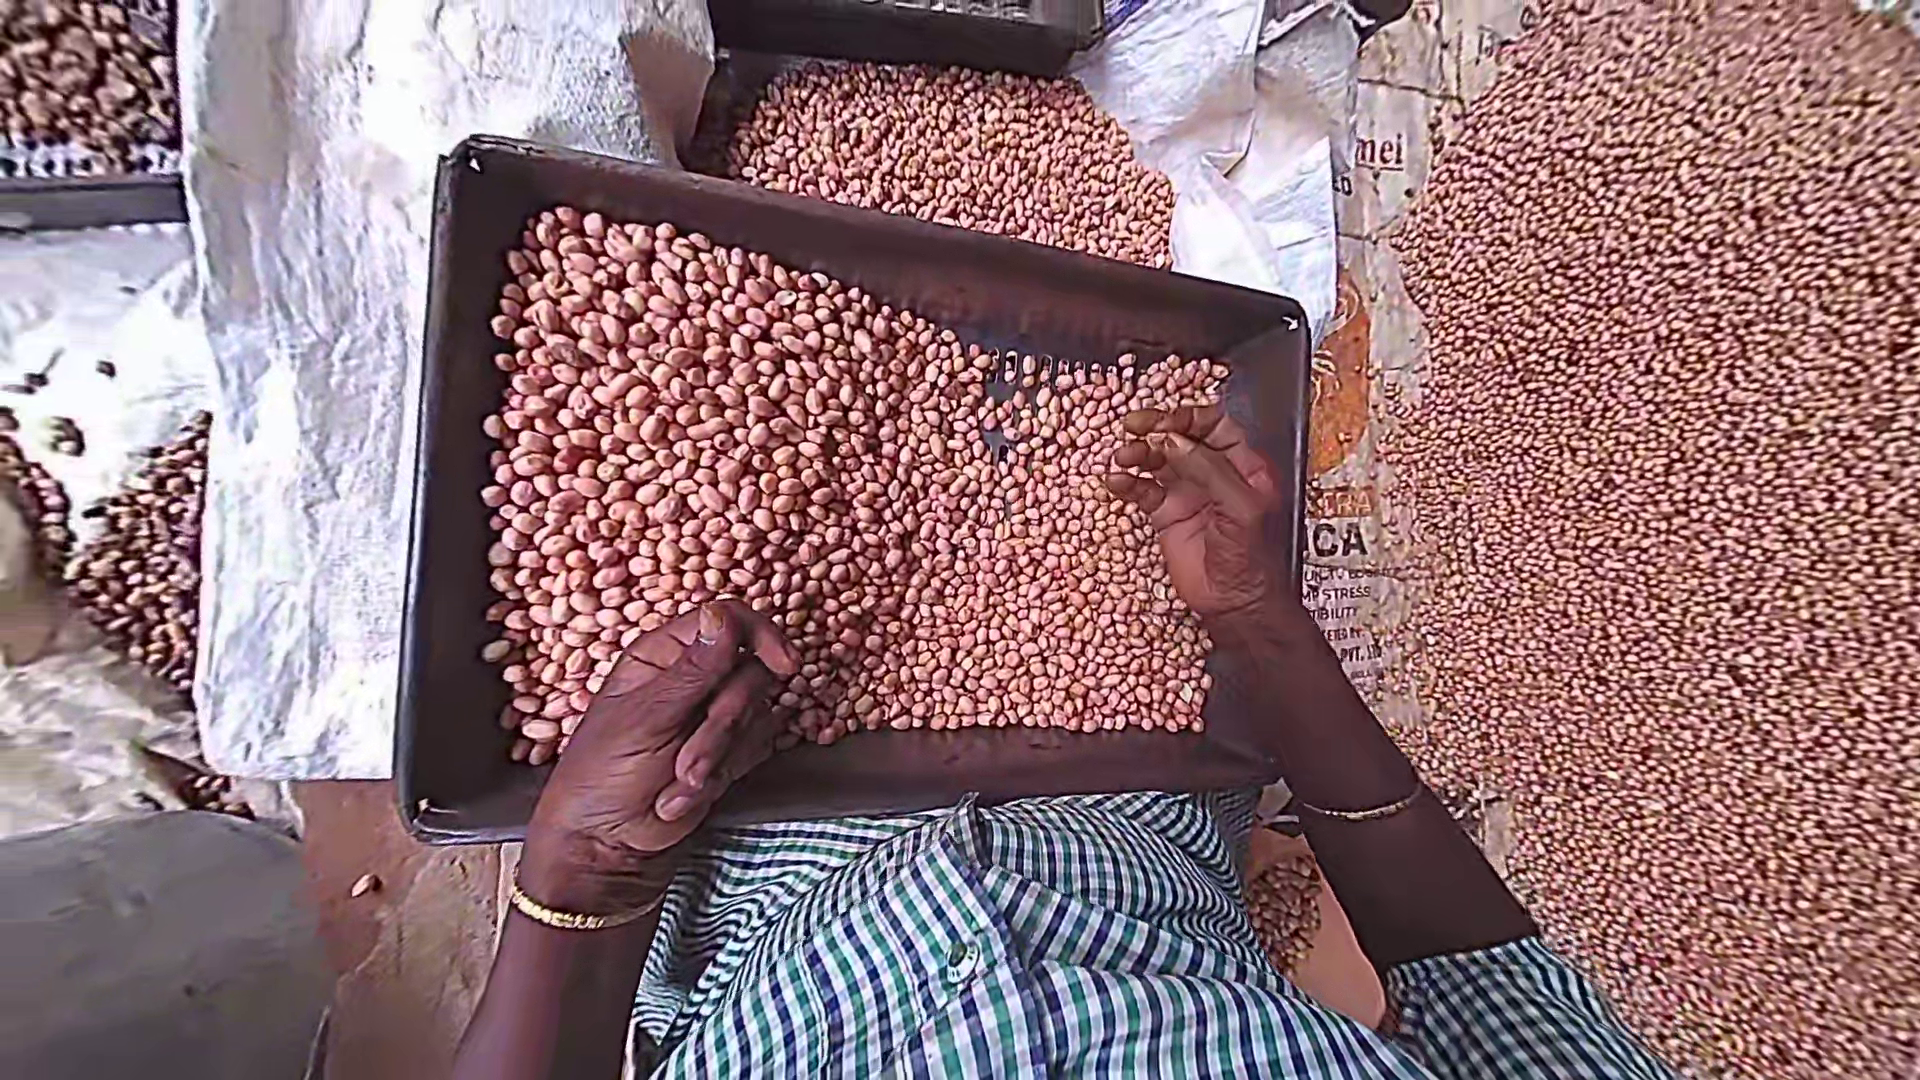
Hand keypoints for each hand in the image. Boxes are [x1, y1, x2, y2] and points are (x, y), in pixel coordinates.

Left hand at [519, 600, 799, 913]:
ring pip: (754, 710)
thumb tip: (723, 614)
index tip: (785, 664)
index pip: (728, 619)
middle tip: (691, 760)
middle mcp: (696, 673)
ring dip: (719, 753)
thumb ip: (694, 669)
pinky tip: (682, 794)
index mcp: (664, 653)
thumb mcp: (645, 719)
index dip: (761, 635)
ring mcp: (715, 708)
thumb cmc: (602, 775)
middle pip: (750, 669)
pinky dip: (722, 772)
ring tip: (679, 782)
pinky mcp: (731, 743)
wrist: (606, 846)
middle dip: (725, 721)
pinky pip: (754, 744)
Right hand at [1104, 404, 1286, 624]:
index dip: (1189, 417)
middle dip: (1155, 428)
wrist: (1233, 602)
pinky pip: (1143, 491)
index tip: (1165, 420)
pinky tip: (1116, 482)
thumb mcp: (1240, 507)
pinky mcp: (1165, 514)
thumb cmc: (1251, 558)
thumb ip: (1208, 470)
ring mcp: (1186, 493)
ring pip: (1157, 462)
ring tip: (1123, 456)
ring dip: (1138, 455)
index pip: (1214, 426)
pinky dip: (1127, 484)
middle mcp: (1212, 473)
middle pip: (1180, 438)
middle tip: (1133, 426)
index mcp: (1242, 465)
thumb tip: (1174, 441)